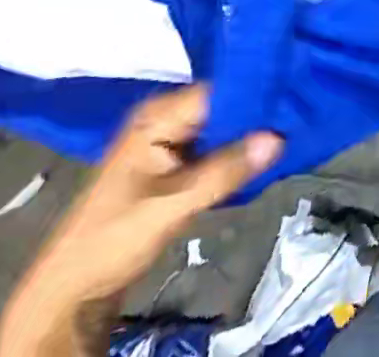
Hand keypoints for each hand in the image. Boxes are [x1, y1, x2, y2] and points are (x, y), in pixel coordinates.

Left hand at [0, 85, 280, 355]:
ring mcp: (175, 137)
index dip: (260, 89)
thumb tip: (279, 137)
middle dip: (264, 107)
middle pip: (229, 102)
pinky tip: (274, 145)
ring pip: (230, 121)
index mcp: (158, 117)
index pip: (222, 88)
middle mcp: (168, 117)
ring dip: (258, 127)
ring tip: (298, 123)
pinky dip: (247, 144)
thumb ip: (224, 171)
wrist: (72, 289)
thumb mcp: (170, 207)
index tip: (300, 89)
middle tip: (306, 107)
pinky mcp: (183, 157)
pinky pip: (224, 139)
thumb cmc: (111, 240)